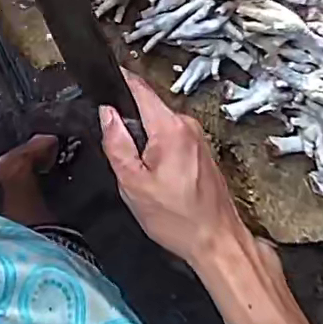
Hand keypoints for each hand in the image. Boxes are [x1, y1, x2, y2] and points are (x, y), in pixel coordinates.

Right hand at [100, 70, 254, 269]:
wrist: (218, 244)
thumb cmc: (179, 219)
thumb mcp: (131, 181)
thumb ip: (116, 141)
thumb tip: (106, 113)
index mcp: (169, 129)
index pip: (139, 87)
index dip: (118, 80)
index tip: (104, 78)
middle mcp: (187, 126)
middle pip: (146, 106)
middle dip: (128, 121)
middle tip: (121, 152)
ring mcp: (198, 137)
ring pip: (158, 122)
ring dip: (144, 138)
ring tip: (142, 170)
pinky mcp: (201, 150)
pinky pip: (170, 136)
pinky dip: (158, 148)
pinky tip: (158, 176)